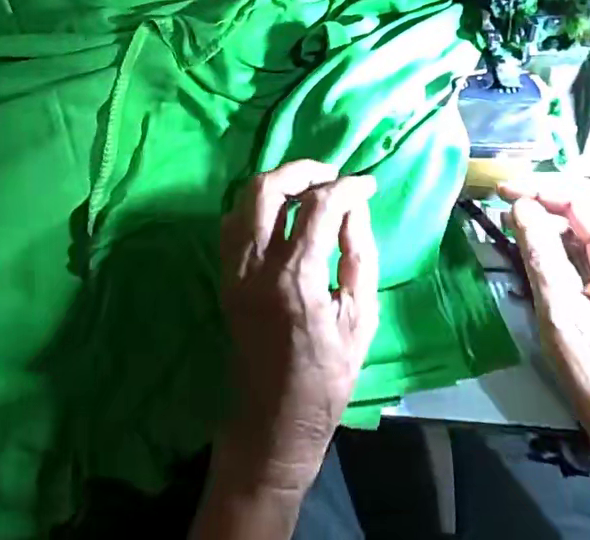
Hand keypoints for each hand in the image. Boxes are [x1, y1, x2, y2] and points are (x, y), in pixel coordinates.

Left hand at [191, 162, 379, 539]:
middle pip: (267, 188)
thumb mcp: (361, 319)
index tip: (366, 184)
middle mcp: (255, 265)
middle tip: (330, 174)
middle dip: (302, 170)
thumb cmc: (326, 376)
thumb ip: (359, 255)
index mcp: (296, 279)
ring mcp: (233, 268)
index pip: (318, 207)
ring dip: (278, 183)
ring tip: (308, 188)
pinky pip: (233, 222)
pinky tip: (281, 215)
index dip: (346, 187)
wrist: (272, 418)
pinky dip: (257, 207)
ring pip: (244, 199)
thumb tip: (355, 207)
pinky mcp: (223, 275)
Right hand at [501, 176, 589, 539]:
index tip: (503, 190)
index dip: (543, 188)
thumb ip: (542, 257)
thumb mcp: (561, 319)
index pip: (586, 201)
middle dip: (551, 187)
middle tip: (509, 192)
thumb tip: (521, 206)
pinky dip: (562, 225)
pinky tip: (535, 235)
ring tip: (515, 209)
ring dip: (556, 204)